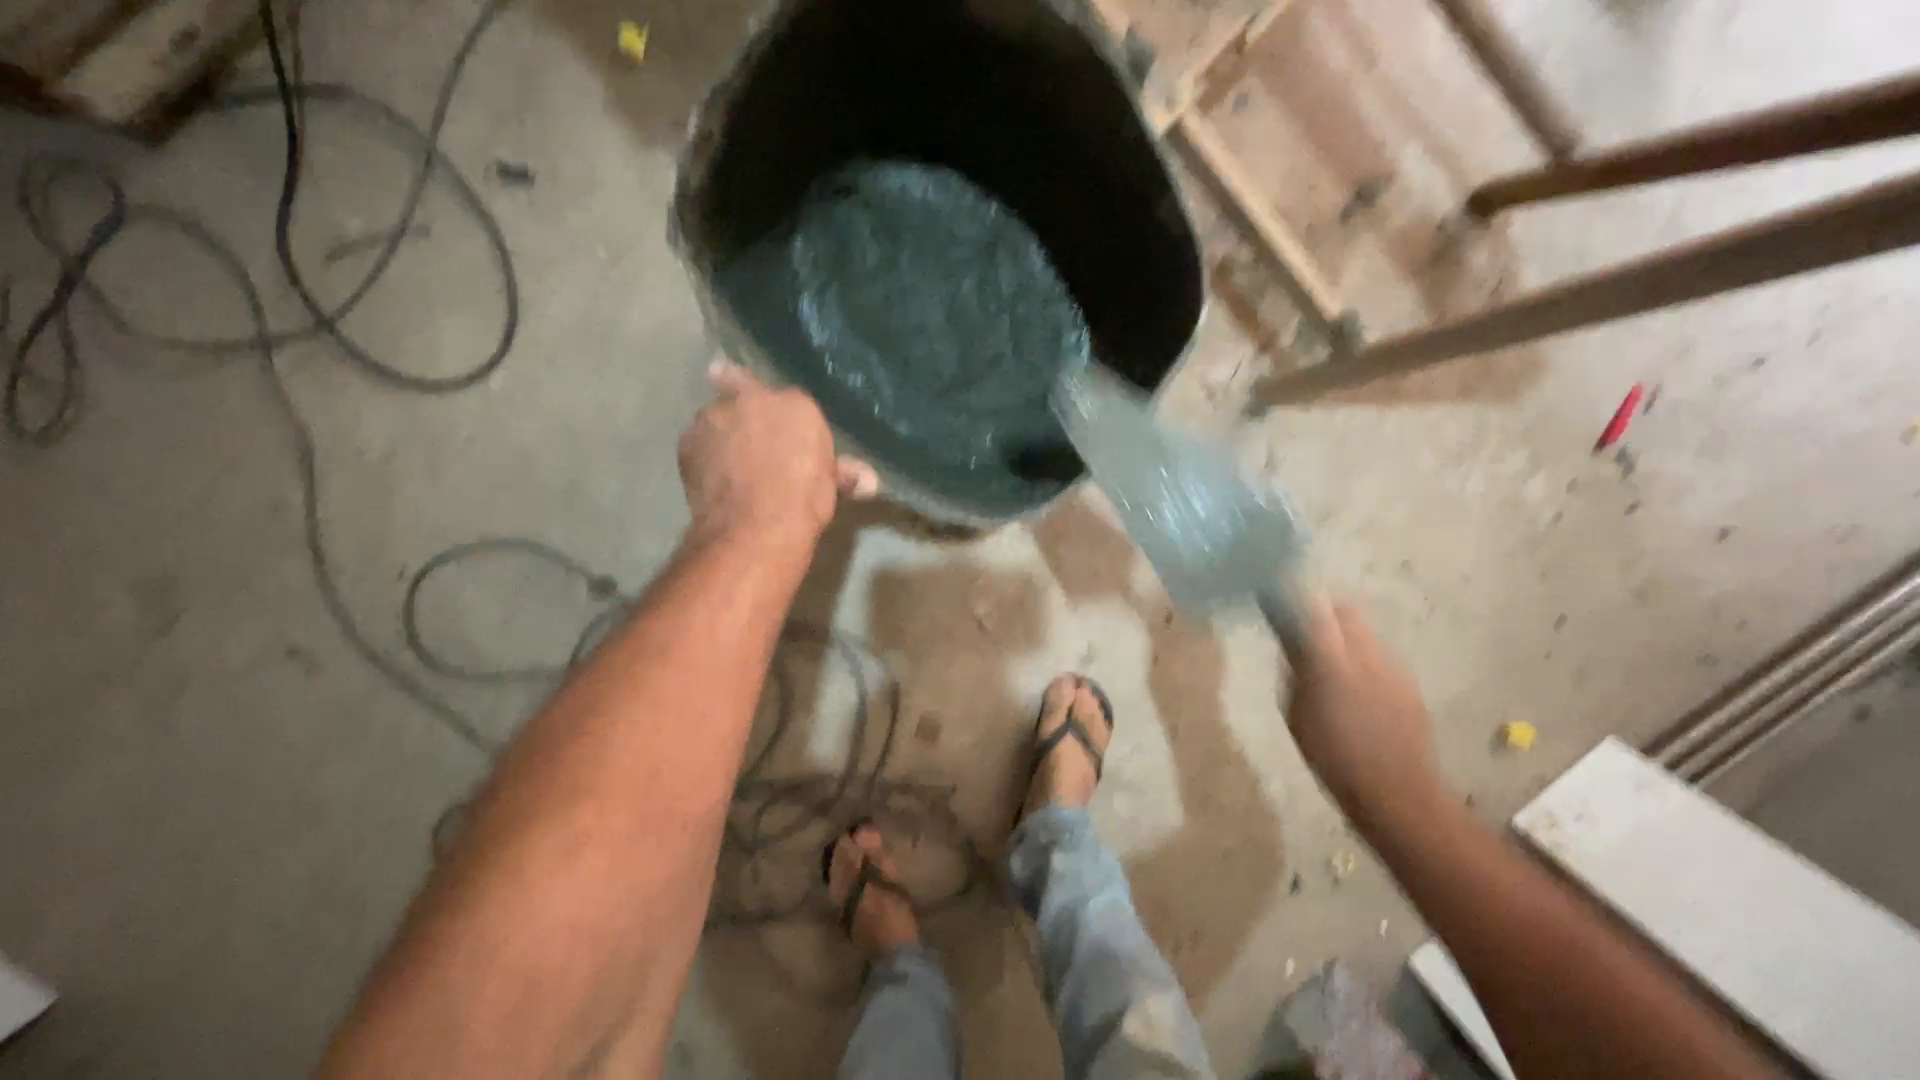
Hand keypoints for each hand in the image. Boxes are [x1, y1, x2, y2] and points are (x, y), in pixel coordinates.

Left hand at [678, 359, 878, 549]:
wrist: (755, 527)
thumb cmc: (804, 502)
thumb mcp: (831, 486)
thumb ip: (843, 471)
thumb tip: (868, 482)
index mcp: (796, 404)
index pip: (788, 396)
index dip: (782, 412)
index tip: (776, 427)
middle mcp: (752, 399)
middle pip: (743, 396)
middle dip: (745, 416)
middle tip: (750, 446)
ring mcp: (714, 416)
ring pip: (716, 418)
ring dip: (721, 433)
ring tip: (728, 465)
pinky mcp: (686, 441)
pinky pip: (697, 442)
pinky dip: (703, 455)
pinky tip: (712, 477)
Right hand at [1284, 601, 1447, 835]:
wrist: (1396, 792)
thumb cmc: (1332, 759)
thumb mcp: (1296, 715)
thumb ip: (1296, 672)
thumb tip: (1294, 646)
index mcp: (1331, 660)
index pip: (1313, 608)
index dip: (1295, 599)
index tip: (1280, 601)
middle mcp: (1366, 653)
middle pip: (1344, 611)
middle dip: (1323, 612)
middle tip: (1304, 630)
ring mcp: (1393, 666)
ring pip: (1365, 631)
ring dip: (1345, 636)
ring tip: (1330, 662)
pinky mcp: (1409, 682)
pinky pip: (1380, 655)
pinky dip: (1363, 658)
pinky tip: (1356, 687)